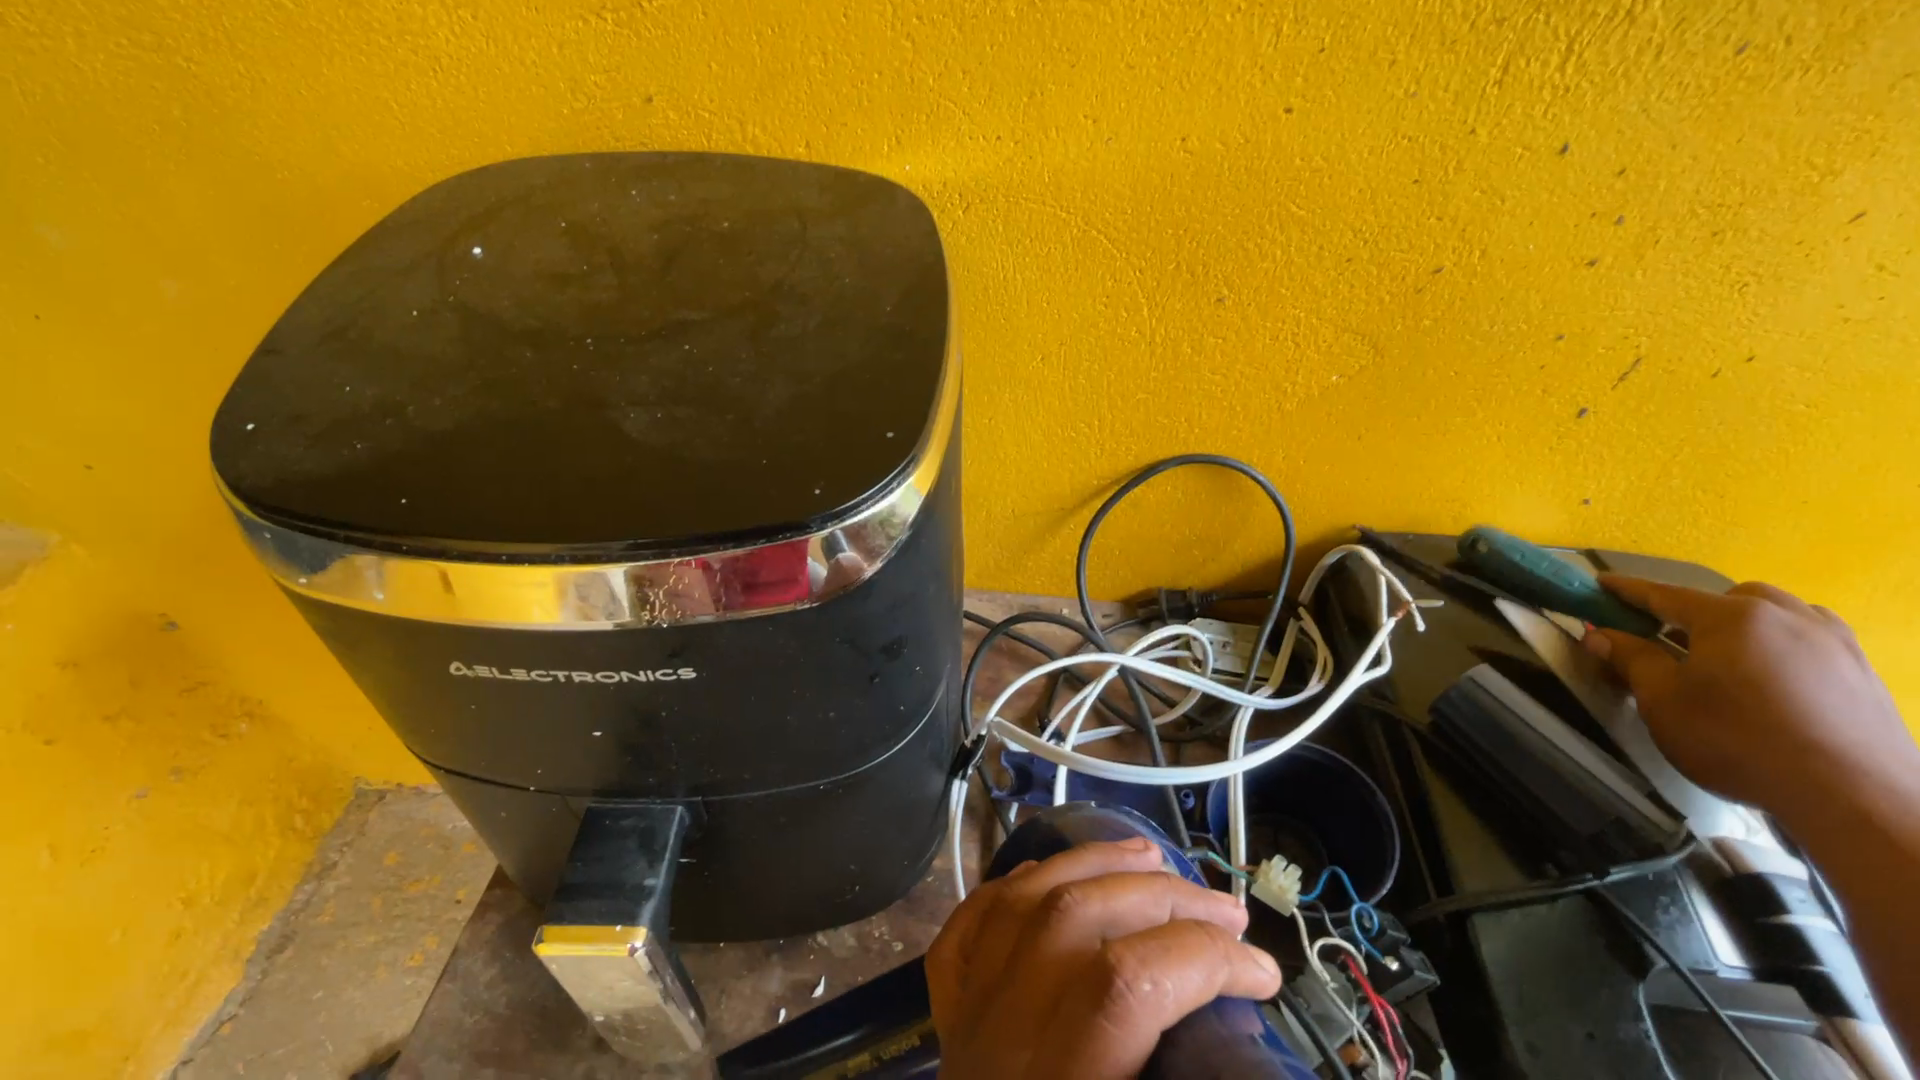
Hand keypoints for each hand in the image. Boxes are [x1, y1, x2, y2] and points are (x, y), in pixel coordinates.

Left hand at [925, 838, 1281, 1079]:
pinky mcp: (947, 1018)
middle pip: (1072, 924)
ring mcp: (964, 1022)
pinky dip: (1014, 889)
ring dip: (1091, 867)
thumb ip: (1187, 1073)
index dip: (1203, 960)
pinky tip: (1052, 875)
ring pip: (1020, 906)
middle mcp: (999, 1043)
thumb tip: (1249, 1057)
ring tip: (1153, 857)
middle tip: (1229, 914)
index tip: (1265, 974)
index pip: (1123, 987)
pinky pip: (972, 928)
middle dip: (1161, 901)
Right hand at [1583, 576, 1914, 815]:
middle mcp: (1786, 615)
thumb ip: (1631, 660)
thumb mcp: (1663, 702)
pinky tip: (1778, 679)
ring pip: (1779, 615)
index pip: (1664, 594)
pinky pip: (1813, 641)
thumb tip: (1600, 636)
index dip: (1627, 590)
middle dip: (1697, 612)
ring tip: (1731, 659)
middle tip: (1673, 642)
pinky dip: (1785, 647)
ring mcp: (1834, 641)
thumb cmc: (1737, 740)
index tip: (1601, 583)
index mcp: (1731, 617)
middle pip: (1730, 599)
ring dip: (1747, 626)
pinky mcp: (1863, 672)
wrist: (1850, 794)